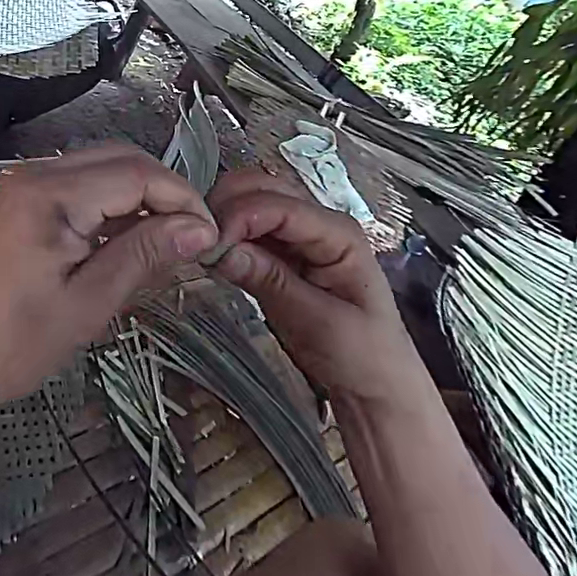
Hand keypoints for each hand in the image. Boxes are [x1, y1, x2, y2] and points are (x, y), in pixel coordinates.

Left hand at [0, 146, 216, 426]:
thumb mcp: (88, 305)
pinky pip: (85, 184)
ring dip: (144, 196)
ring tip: (170, 241)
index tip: (209, 239)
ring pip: (107, 167)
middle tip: (193, 238)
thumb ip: (145, 256)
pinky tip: (133, 238)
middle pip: (124, 159)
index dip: (182, 200)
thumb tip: (201, 230)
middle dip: (167, 192)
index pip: (138, 174)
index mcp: (51, 196)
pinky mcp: (25, 198)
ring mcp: (28, 182)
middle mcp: (38, 173)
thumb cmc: (10, 345)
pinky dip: (117, 204)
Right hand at [206, 169, 428, 408]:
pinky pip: (249, 232)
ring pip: (252, 203)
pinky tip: (214, 257)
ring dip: (223, 217)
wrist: (377, 386)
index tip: (208, 244)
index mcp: (338, 233)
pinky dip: (228, 237)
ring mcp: (300, 237)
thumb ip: (271, 282)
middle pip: (264, 188)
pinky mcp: (282, 255)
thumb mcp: (319, 323)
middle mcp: (318, 223)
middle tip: (199, 243)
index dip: (240, 215)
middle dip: (227, 205)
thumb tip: (220, 250)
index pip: (280, 205)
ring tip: (203, 250)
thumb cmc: (363, 356)